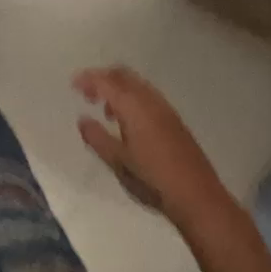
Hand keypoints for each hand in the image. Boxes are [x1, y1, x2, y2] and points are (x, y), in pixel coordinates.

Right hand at [75, 66, 228, 221]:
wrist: (197, 196)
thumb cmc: (152, 179)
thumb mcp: (117, 162)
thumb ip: (97, 138)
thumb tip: (82, 119)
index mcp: (133, 106)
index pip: (106, 81)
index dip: (88, 79)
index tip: (73, 84)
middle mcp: (150, 100)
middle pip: (123, 74)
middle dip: (103, 78)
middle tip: (87, 94)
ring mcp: (165, 108)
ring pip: (137, 84)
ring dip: (119, 88)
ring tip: (107, 111)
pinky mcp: (175, 120)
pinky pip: (148, 95)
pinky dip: (132, 97)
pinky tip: (130, 123)